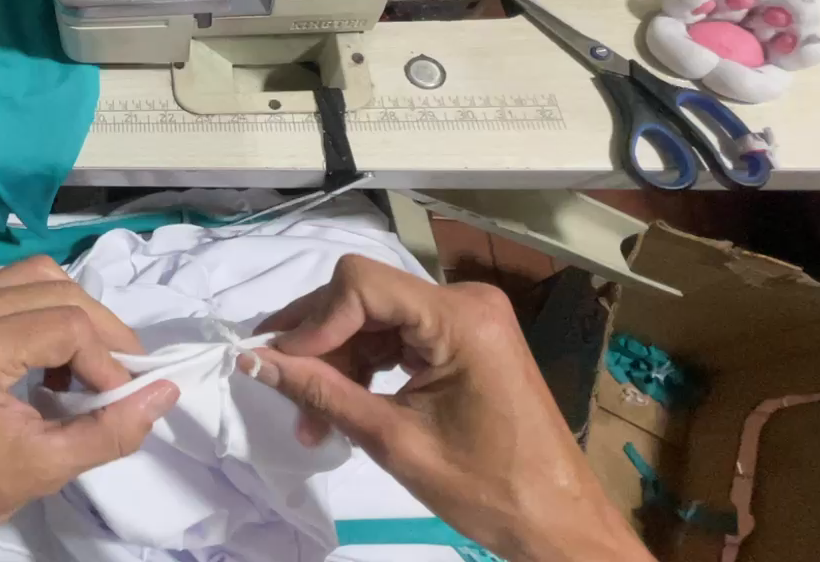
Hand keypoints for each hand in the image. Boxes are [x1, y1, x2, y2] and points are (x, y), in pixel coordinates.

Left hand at [0, 256, 179, 561]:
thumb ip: (110, 429)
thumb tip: (164, 392)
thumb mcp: (46, 467)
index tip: (126, 399)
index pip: (67, 326)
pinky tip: (53, 357)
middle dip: (101, 330)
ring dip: (75, 313)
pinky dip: (46, 309)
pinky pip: (13, 286)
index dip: (108, 361)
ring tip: (89, 364)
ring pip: (37, 277)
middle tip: (123, 375)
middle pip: (57, 290)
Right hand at [248, 256, 653, 561]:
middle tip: (280, 383)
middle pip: (361, 298)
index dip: (314, 320)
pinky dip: (363, 366)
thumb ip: (319, 391)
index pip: (360, 283)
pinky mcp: (461, 338)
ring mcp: (464, 318)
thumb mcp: (393, 440)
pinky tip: (339, 401)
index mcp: (459, 317)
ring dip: (336, 362)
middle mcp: (463, 301)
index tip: (281, 363)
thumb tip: (252, 360)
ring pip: (370, 319)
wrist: (567, 536)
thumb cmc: (490, 493)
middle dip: (318, 345)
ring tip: (308, 413)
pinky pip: (393, 336)